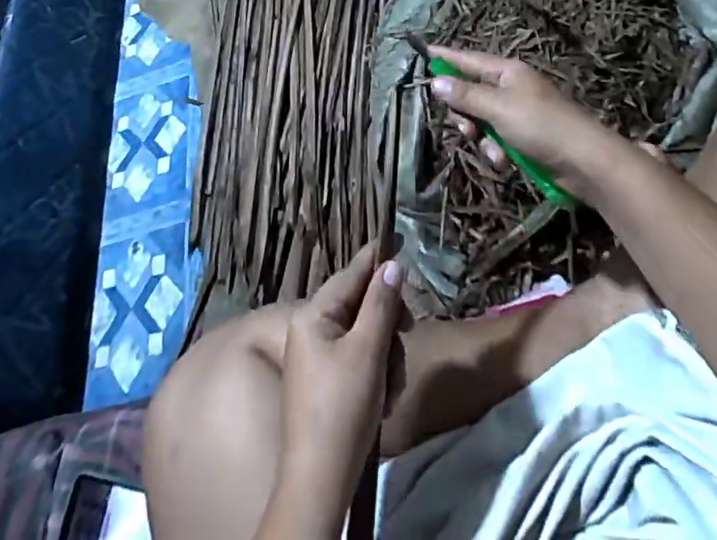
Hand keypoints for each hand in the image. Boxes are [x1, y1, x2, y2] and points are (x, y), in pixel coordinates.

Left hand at [275, 246, 406, 520]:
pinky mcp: (328, 381)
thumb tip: (391, 266)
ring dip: (387, 359)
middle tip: (404, 342)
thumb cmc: (342, 407)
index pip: (350, 275)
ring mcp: (319, 356)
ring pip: (367, 338)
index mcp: (313, 315)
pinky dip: (378, 377)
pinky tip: (383, 402)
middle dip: (388, 329)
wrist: (320, 478)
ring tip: (390, 390)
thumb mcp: (367, 351)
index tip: (396, 239)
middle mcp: (312, 329)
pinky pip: (361, 362)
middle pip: (362, 308)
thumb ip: (381, 305)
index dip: (375, 259)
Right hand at [425, 45, 635, 203]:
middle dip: (464, 114)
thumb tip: (436, 81)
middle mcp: (510, 88)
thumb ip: (465, 95)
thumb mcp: (498, 108)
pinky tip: (504, 162)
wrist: (585, 161)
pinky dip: (496, 151)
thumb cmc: (541, 126)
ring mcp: (517, 112)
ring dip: (481, 138)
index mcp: (506, 72)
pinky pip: (495, 138)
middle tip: (466, 129)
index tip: (423, 52)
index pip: (467, 59)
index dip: (445, 57)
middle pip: (470, 94)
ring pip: (480, 120)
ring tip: (493, 152)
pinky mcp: (523, 136)